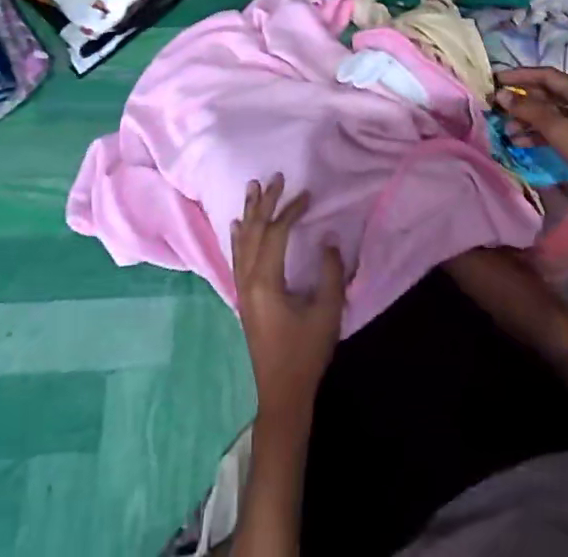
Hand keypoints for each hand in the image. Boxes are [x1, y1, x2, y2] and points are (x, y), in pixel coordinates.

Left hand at [231, 174, 345, 419]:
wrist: (281, 390)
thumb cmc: (306, 352)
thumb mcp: (327, 313)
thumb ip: (331, 274)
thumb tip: (329, 238)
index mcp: (265, 280)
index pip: (275, 234)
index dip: (290, 211)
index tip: (307, 195)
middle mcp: (247, 278)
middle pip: (254, 231)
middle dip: (265, 202)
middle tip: (276, 177)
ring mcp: (242, 287)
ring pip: (242, 241)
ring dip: (249, 212)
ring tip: (252, 187)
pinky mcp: (243, 295)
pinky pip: (237, 256)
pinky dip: (238, 236)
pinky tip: (237, 224)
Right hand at [494, 67, 567, 196]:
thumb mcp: (559, 130)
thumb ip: (529, 110)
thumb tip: (501, 95)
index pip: (547, 76)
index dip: (520, 75)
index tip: (494, 79)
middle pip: (545, 94)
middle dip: (519, 99)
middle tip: (494, 105)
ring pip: (546, 113)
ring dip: (524, 118)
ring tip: (504, 129)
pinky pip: (551, 130)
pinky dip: (533, 134)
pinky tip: (517, 142)